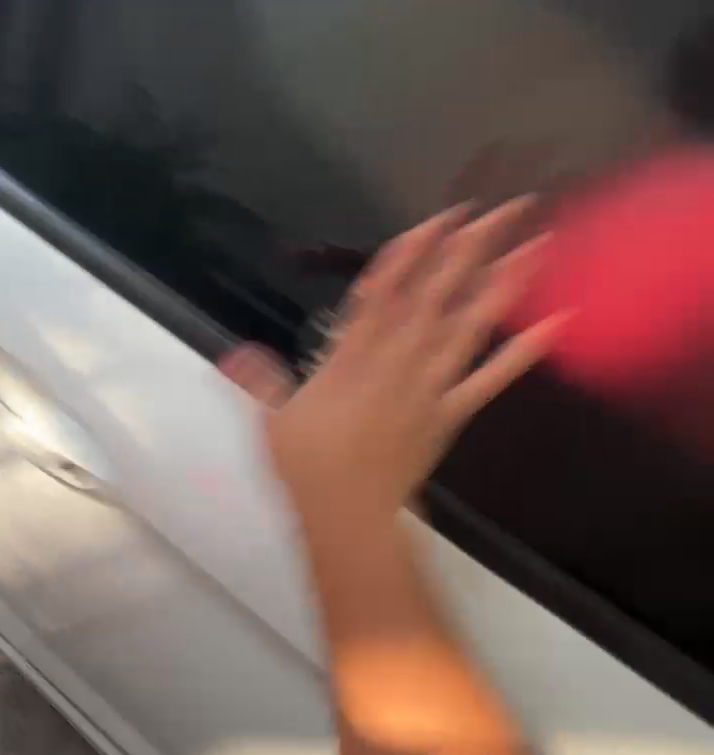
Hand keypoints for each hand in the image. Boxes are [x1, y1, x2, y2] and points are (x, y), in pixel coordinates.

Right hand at [265, 198, 569, 533]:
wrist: (346, 511)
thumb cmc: (303, 466)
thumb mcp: (269, 420)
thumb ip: (258, 381)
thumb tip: (233, 352)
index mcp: (347, 367)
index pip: (379, 303)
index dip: (407, 261)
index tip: (433, 224)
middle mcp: (393, 368)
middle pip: (431, 304)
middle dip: (464, 256)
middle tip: (501, 211)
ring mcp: (427, 389)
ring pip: (465, 330)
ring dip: (500, 288)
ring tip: (534, 245)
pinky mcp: (450, 412)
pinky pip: (489, 379)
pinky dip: (521, 352)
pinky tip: (553, 323)